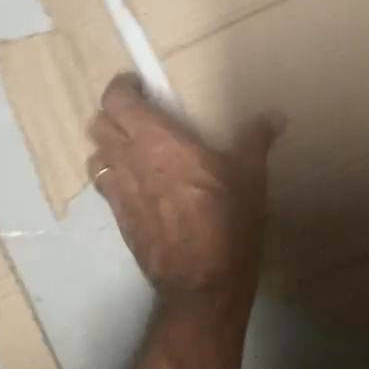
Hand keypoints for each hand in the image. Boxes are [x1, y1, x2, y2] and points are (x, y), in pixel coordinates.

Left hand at [87, 75, 282, 315]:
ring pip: (94, 155)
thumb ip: (256, 140)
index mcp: (158, 141)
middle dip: (113, 114)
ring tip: (132, 148)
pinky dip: (112, 175)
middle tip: (139, 115)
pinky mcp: (119, 218)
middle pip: (98, 123)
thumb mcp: (250, 177)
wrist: (202, 282)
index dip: (121, 87)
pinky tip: (137, 183)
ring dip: (108, 145)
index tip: (139, 85)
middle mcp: (129, 160)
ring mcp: (119, 191)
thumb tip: (274, 116)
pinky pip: (103, 185)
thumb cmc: (227, 222)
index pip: (117, 100)